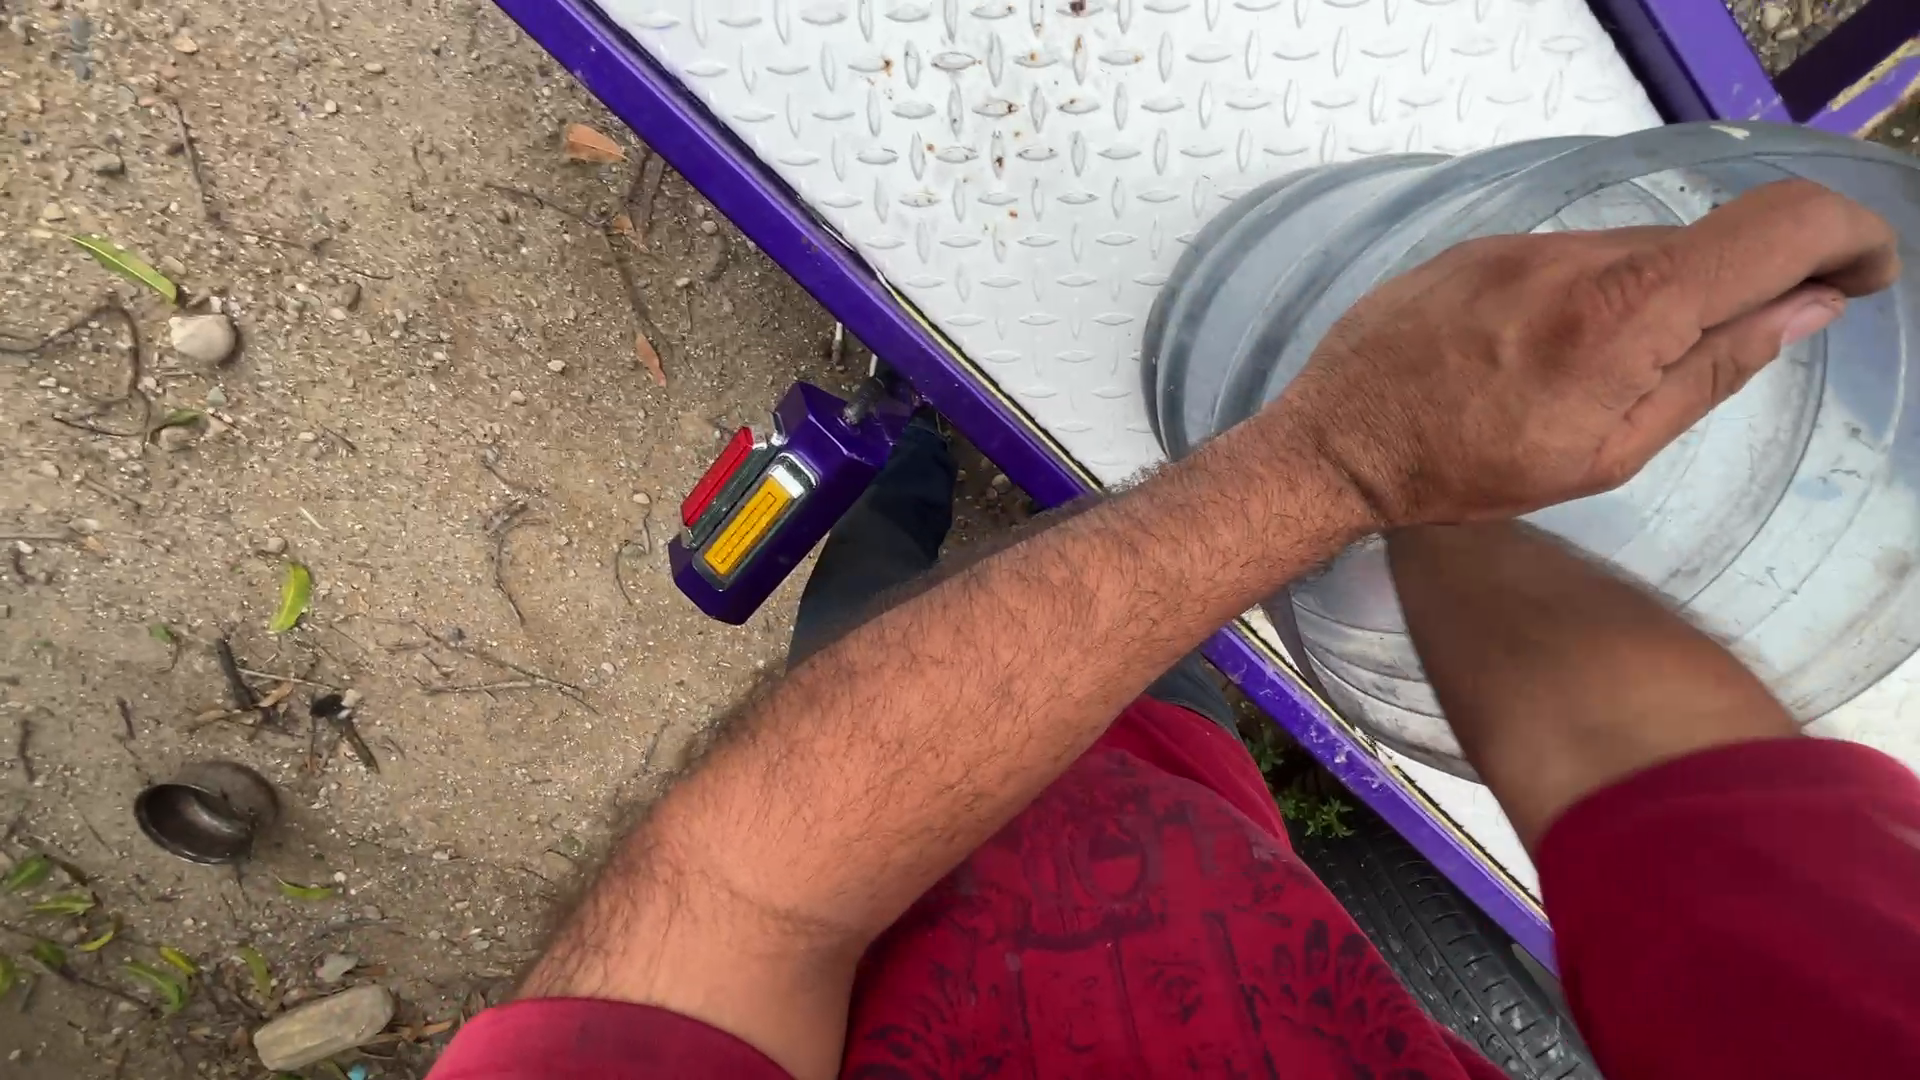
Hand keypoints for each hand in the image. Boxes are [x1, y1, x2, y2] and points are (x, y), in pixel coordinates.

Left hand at [1276, 179, 1900, 529]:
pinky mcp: (1456, 254)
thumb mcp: (1598, 455)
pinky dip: (1559, 296)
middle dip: (1713, 294)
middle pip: (1691, 245)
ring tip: (1560, 374)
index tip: (1847, 282)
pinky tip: (1512, 353)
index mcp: (1618, 312)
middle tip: (1664, 367)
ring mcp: (1501, 248)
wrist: (1330, 448)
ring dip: (1626, 300)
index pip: (1784, 222)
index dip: (1844, 241)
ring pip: (1613, 254)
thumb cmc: (1455, 472)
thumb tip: (1804, 307)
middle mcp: (1564, 257)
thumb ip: (1707, 375)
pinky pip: (1541, 261)